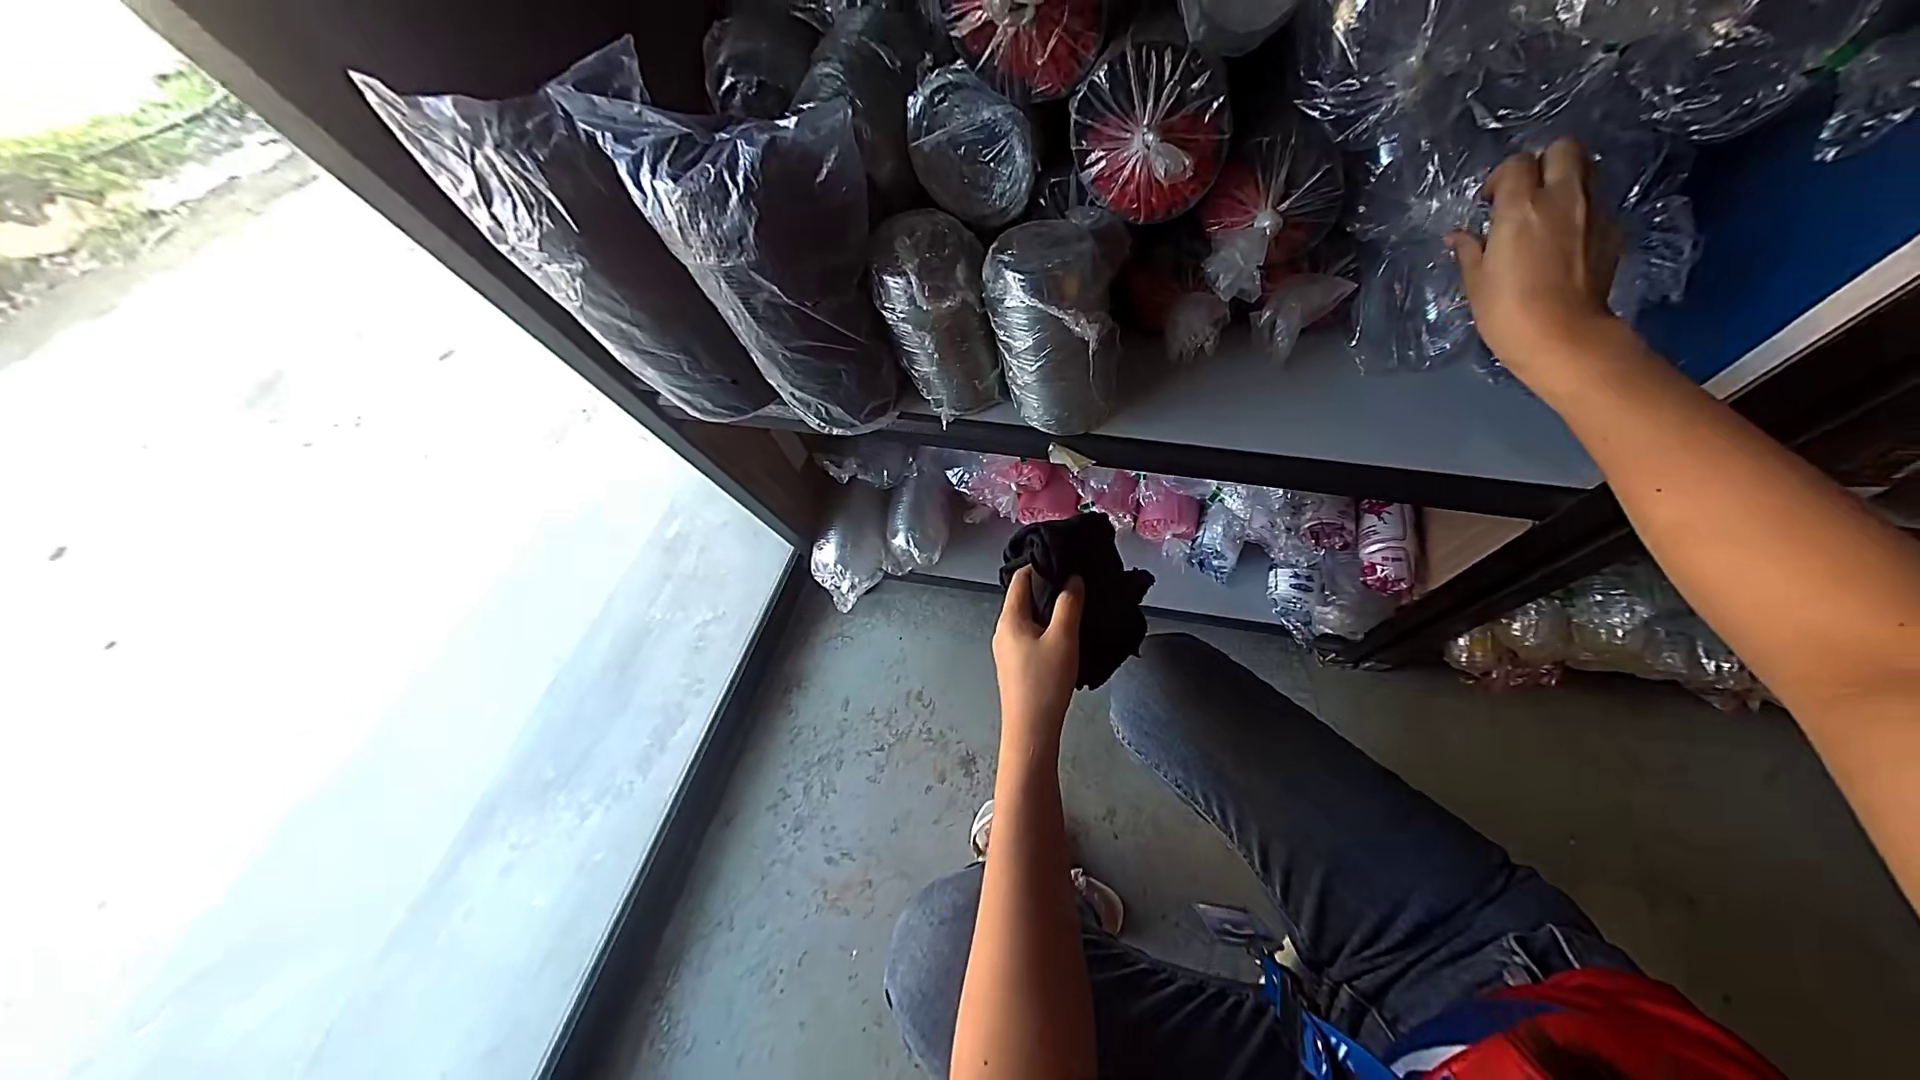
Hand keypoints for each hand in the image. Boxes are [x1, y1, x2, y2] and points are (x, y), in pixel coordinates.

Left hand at [993, 567, 1082, 750]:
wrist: (1031, 730)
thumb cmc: (1045, 683)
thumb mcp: (1063, 638)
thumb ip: (1069, 604)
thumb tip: (1073, 578)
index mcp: (1009, 618)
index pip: (1020, 577)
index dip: (1041, 563)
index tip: (1066, 558)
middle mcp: (1003, 629)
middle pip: (1024, 595)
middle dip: (1049, 584)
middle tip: (1078, 578)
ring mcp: (1008, 647)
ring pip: (1030, 616)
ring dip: (1051, 607)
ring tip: (1078, 602)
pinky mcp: (1017, 663)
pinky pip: (1032, 633)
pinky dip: (1048, 625)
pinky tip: (1068, 631)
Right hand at [1449, 138, 1625, 375]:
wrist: (1561, 333)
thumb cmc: (1505, 309)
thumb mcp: (1476, 280)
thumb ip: (1470, 249)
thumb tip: (1459, 235)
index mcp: (1522, 207)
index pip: (1516, 164)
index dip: (1501, 178)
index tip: (1489, 202)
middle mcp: (1564, 197)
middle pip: (1564, 149)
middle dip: (1543, 162)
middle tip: (1525, 192)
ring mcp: (1595, 210)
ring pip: (1587, 169)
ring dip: (1566, 180)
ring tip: (1547, 211)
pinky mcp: (1613, 229)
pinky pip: (1597, 202)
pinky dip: (1581, 209)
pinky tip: (1565, 238)